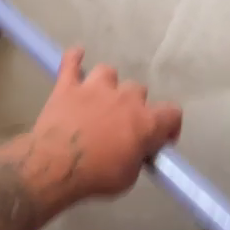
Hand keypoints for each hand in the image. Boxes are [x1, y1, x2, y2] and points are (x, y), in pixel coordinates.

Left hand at [30, 47, 181, 204]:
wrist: (57, 163)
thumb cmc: (98, 174)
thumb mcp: (131, 175)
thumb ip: (139, 154)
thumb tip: (136, 147)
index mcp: (146, 121)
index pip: (172, 112)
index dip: (168, 125)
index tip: (159, 138)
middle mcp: (123, 98)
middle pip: (137, 90)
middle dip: (134, 105)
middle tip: (123, 122)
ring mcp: (93, 88)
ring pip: (108, 72)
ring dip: (107, 84)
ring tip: (100, 97)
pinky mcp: (66, 85)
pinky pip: (70, 62)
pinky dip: (74, 58)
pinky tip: (77, 54)